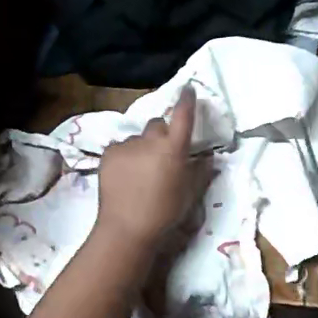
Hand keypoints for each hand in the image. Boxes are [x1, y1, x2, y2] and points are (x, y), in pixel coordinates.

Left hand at [96, 86, 203, 251]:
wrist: (127, 229)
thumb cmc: (165, 213)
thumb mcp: (190, 194)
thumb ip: (201, 171)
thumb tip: (209, 157)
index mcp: (174, 148)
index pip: (183, 115)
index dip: (187, 100)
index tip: (188, 89)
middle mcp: (150, 140)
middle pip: (158, 125)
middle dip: (162, 134)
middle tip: (162, 155)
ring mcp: (127, 145)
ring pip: (138, 138)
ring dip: (142, 147)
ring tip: (140, 172)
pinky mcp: (108, 154)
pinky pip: (121, 147)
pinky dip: (125, 156)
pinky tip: (125, 176)